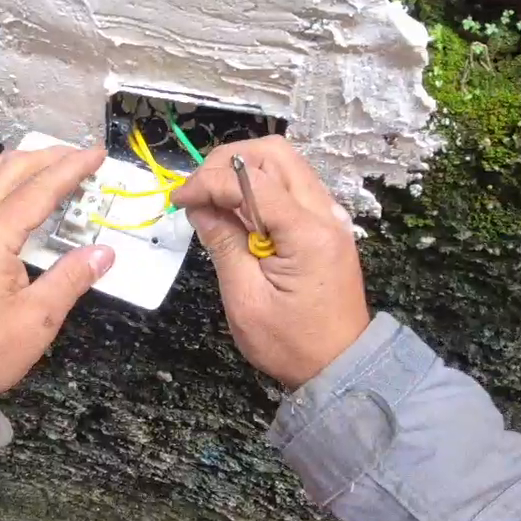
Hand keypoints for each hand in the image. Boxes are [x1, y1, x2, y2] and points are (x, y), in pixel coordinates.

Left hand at [0, 146, 114, 413]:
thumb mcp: (35, 322)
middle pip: (8, 170)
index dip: (72, 168)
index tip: (96, 154)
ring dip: (13, 162)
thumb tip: (102, 254)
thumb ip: (70, 279)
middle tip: (77, 155)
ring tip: (41, 163)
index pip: (39, 189)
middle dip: (46, 156)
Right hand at [171, 136, 369, 389]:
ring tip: (213, 201)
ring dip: (243, 170)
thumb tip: (199, 206)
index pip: (251, 180)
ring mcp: (330, 216)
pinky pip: (291, 185)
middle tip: (198, 191)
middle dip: (227, 162)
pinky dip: (259, 186)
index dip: (208, 181)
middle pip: (275, 153)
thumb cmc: (291, 343)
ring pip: (284, 163)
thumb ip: (223, 244)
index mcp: (307, 233)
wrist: (341, 367)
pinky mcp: (326, 225)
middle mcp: (325, 213)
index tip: (179, 199)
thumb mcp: (245, 299)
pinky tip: (237, 211)